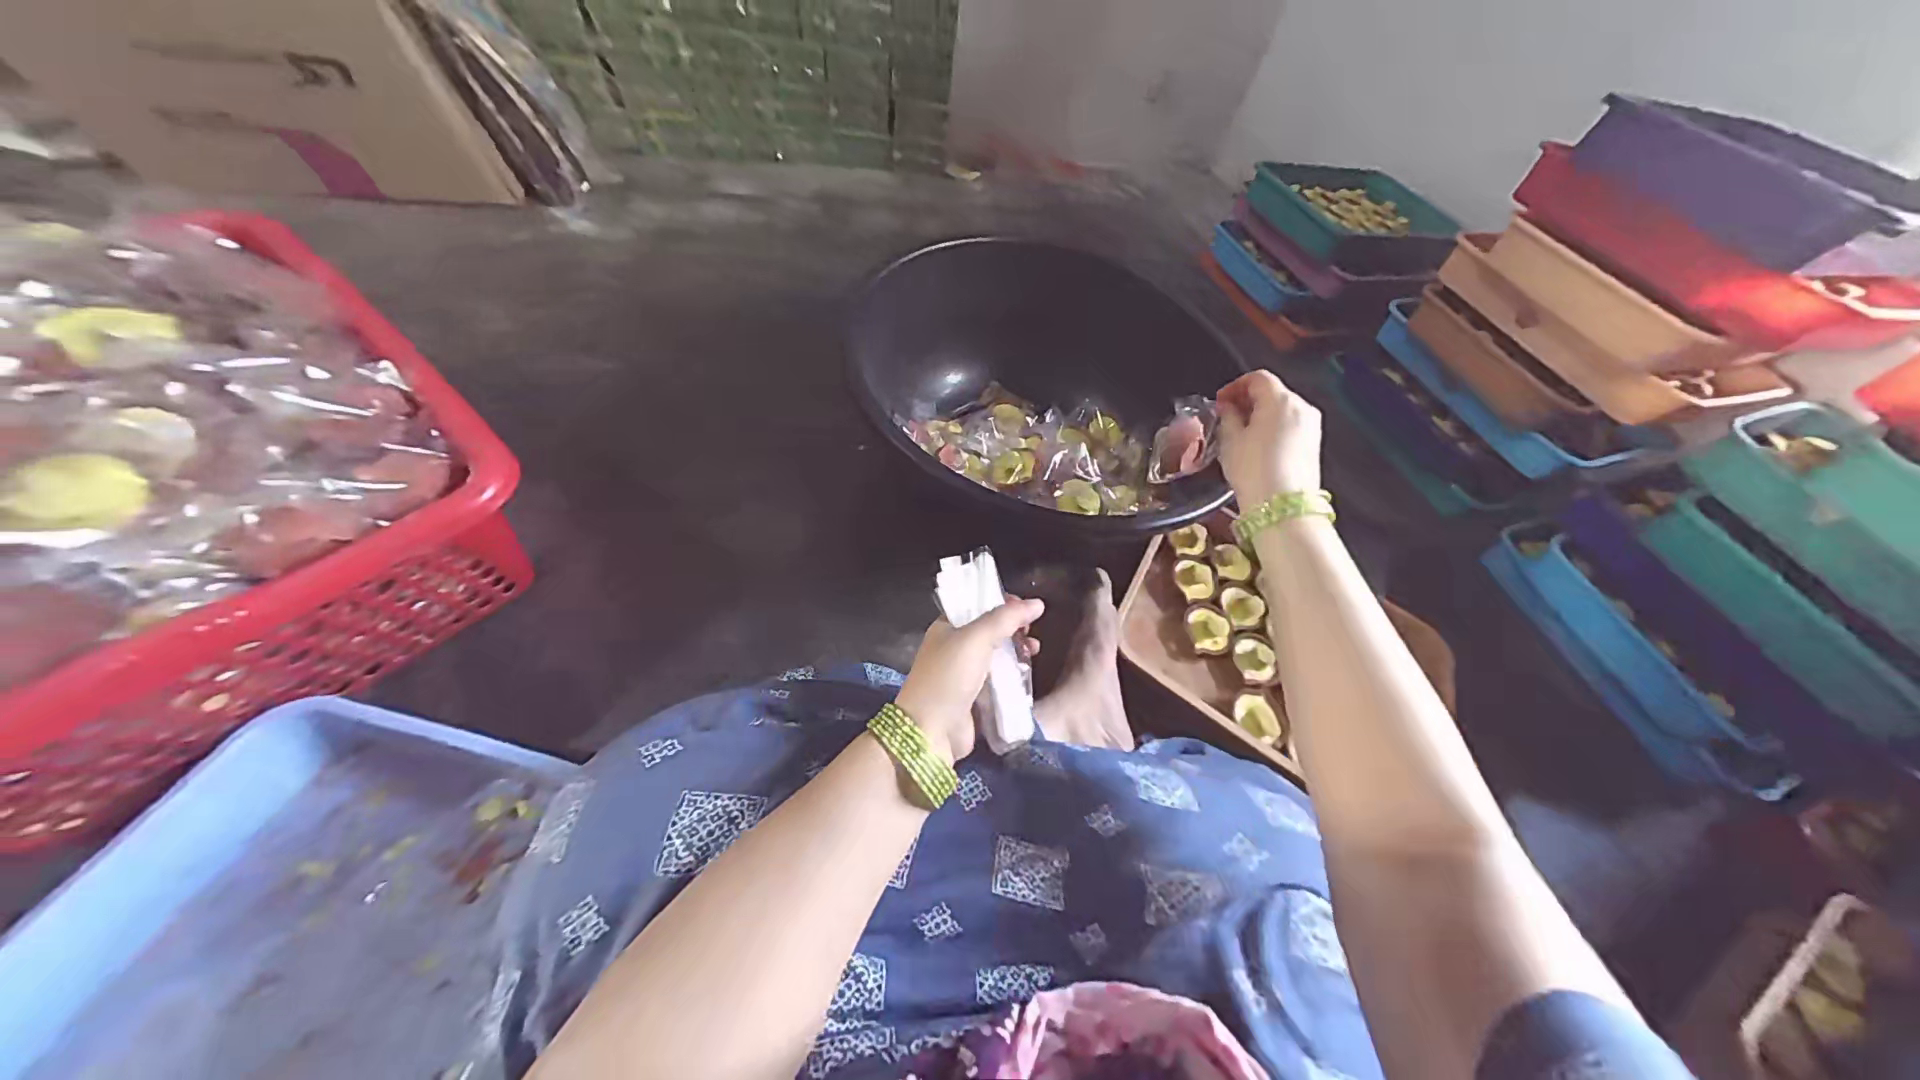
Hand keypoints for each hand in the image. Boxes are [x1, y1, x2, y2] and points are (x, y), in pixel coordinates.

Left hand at [893, 596, 1044, 764]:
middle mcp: (955, 647)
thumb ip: (1006, 618)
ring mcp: (965, 674)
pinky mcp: (975, 698)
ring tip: (1034, 651)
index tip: (1025, 608)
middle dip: (1013, 628)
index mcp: (947, 627)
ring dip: (1017, 651)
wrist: (932, 729)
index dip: (1001, 602)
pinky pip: (999, 680)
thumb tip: (1037, 603)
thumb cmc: (949, 676)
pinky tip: (1028, 673)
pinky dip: (1014, 675)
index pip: (977, 605)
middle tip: (1031, 631)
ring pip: (997, 655)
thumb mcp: (976, 638)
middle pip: (990, 630)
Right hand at [1216, 370, 1322, 505]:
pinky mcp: (1313, 444)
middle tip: (1225, 415)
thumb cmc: (1254, 471)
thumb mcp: (1231, 440)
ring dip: (1259, 414)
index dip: (1234, 386)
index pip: (1257, 378)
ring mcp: (1311, 426)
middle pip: (1272, 392)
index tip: (1219, 400)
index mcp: (1281, 400)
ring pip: (1281, 409)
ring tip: (1238, 432)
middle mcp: (1301, 407)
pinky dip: (1272, 427)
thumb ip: (1228, 416)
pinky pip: (1290, 425)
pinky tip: (1255, 445)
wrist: (1283, 507)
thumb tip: (1228, 408)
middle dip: (1247, 400)